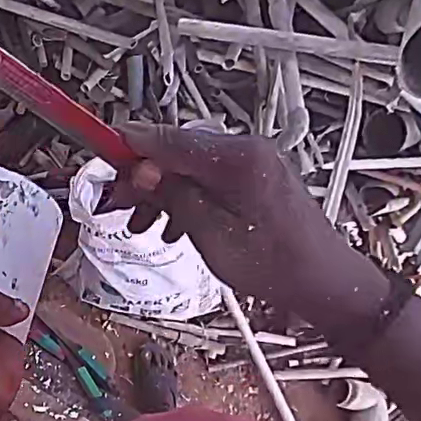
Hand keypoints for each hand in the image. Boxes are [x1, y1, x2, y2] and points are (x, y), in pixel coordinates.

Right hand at [112, 123, 386, 331]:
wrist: (320, 281)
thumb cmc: (275, 264)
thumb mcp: (210, 234)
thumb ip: (174, 196)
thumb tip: (142, 172)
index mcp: (238, 159)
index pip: (169, 139)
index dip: (129, 144)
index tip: (101, 146)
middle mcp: (247, 152)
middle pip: (176, 152)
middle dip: (141, 177)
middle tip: (115, 200)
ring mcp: (252, 165)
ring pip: (188, 168)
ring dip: (159, 193)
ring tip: (141, 224)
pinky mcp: (253, 180)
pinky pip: (206, 180)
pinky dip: (183, 199)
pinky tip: (171, 226)